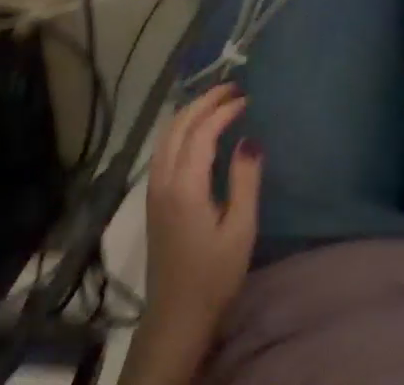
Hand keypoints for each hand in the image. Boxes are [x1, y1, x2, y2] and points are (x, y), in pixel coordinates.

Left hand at [145, 83, 263, 334]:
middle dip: (203, 102)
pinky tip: (198, 131)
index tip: (246, 98)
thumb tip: (249, 140)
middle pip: (178, 126)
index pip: (201, 132)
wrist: (177, 314)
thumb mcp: (240, 230)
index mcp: (185, 185)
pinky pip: (163, 148)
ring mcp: (154, 188)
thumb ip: (244, 181)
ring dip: (190, 113)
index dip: (223, 111)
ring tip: (217, 102)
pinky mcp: (153, 198)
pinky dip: (181, 129)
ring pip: (166, 135)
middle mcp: (163, 179)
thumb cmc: (214, 275)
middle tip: (231, 89)